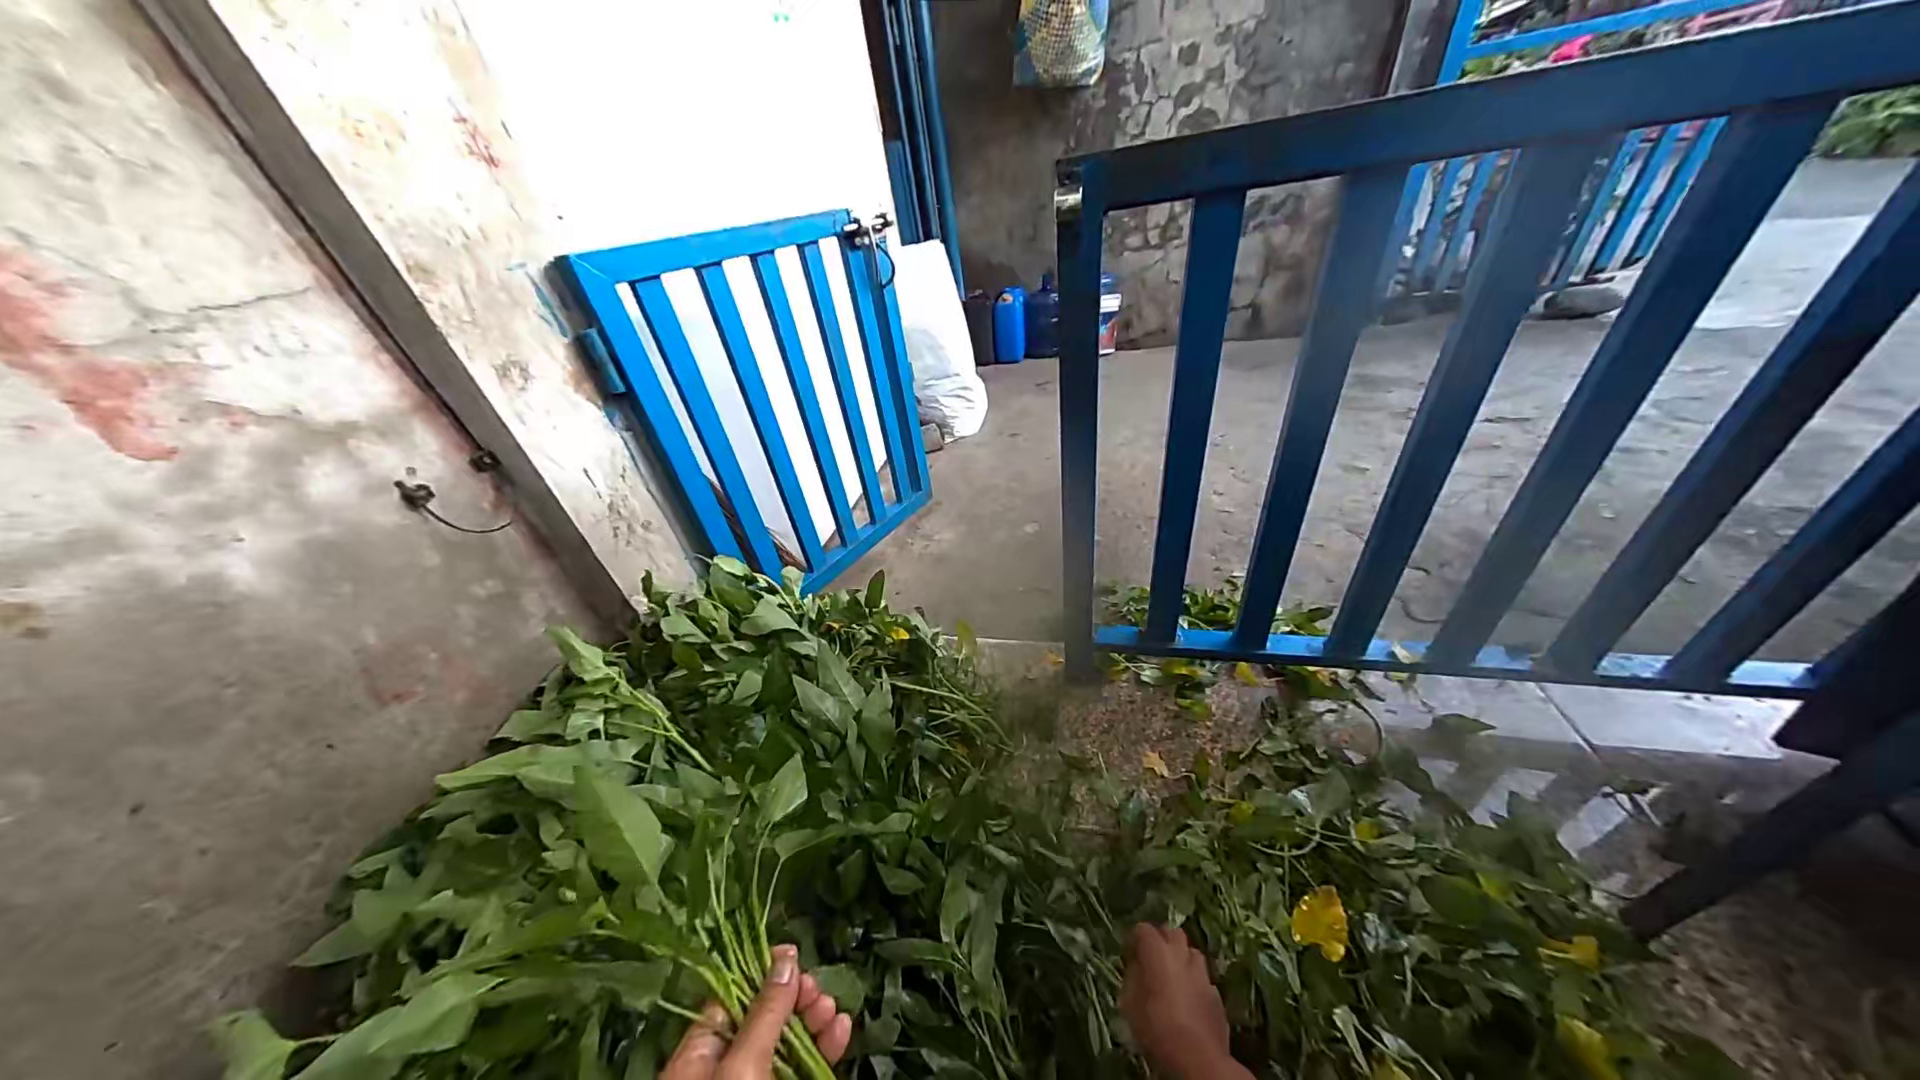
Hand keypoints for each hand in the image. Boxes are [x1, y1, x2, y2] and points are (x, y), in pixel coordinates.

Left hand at [662, 944, 854, 1079]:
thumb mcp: (743, 1065)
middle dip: (796, 1000)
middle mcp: (725, 1069)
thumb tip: (786, 957)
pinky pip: (802, 1072)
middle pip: (764, 1019)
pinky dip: (822, 1052)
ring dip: (815, 1023)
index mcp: (700, 1053)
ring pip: (788, 1045)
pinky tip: (841, 1033)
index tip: (797, 958)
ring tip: (835, 1012)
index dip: (766, 975)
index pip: (733, 997)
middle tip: (820, 992)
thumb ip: (766, 1012)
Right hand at [1122, 924, 1253, 1079]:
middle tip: (1150, 959)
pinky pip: (1202, 977)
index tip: (1128, 955)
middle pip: (1171, 932)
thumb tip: (1136, 968)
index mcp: (1158, 952)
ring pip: (1191, 952)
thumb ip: (1132, 977)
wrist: (1198, 1060)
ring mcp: (1202, 974)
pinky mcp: (1216, 994)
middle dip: (1160, 940)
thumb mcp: (1129, 1004)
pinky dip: (1193, 981)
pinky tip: (1187, 998)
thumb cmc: (1156, 1029)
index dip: (1133, 939)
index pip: (1143, 929)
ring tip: (1171, 976)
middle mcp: (1182, 955)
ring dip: (1180, 958)